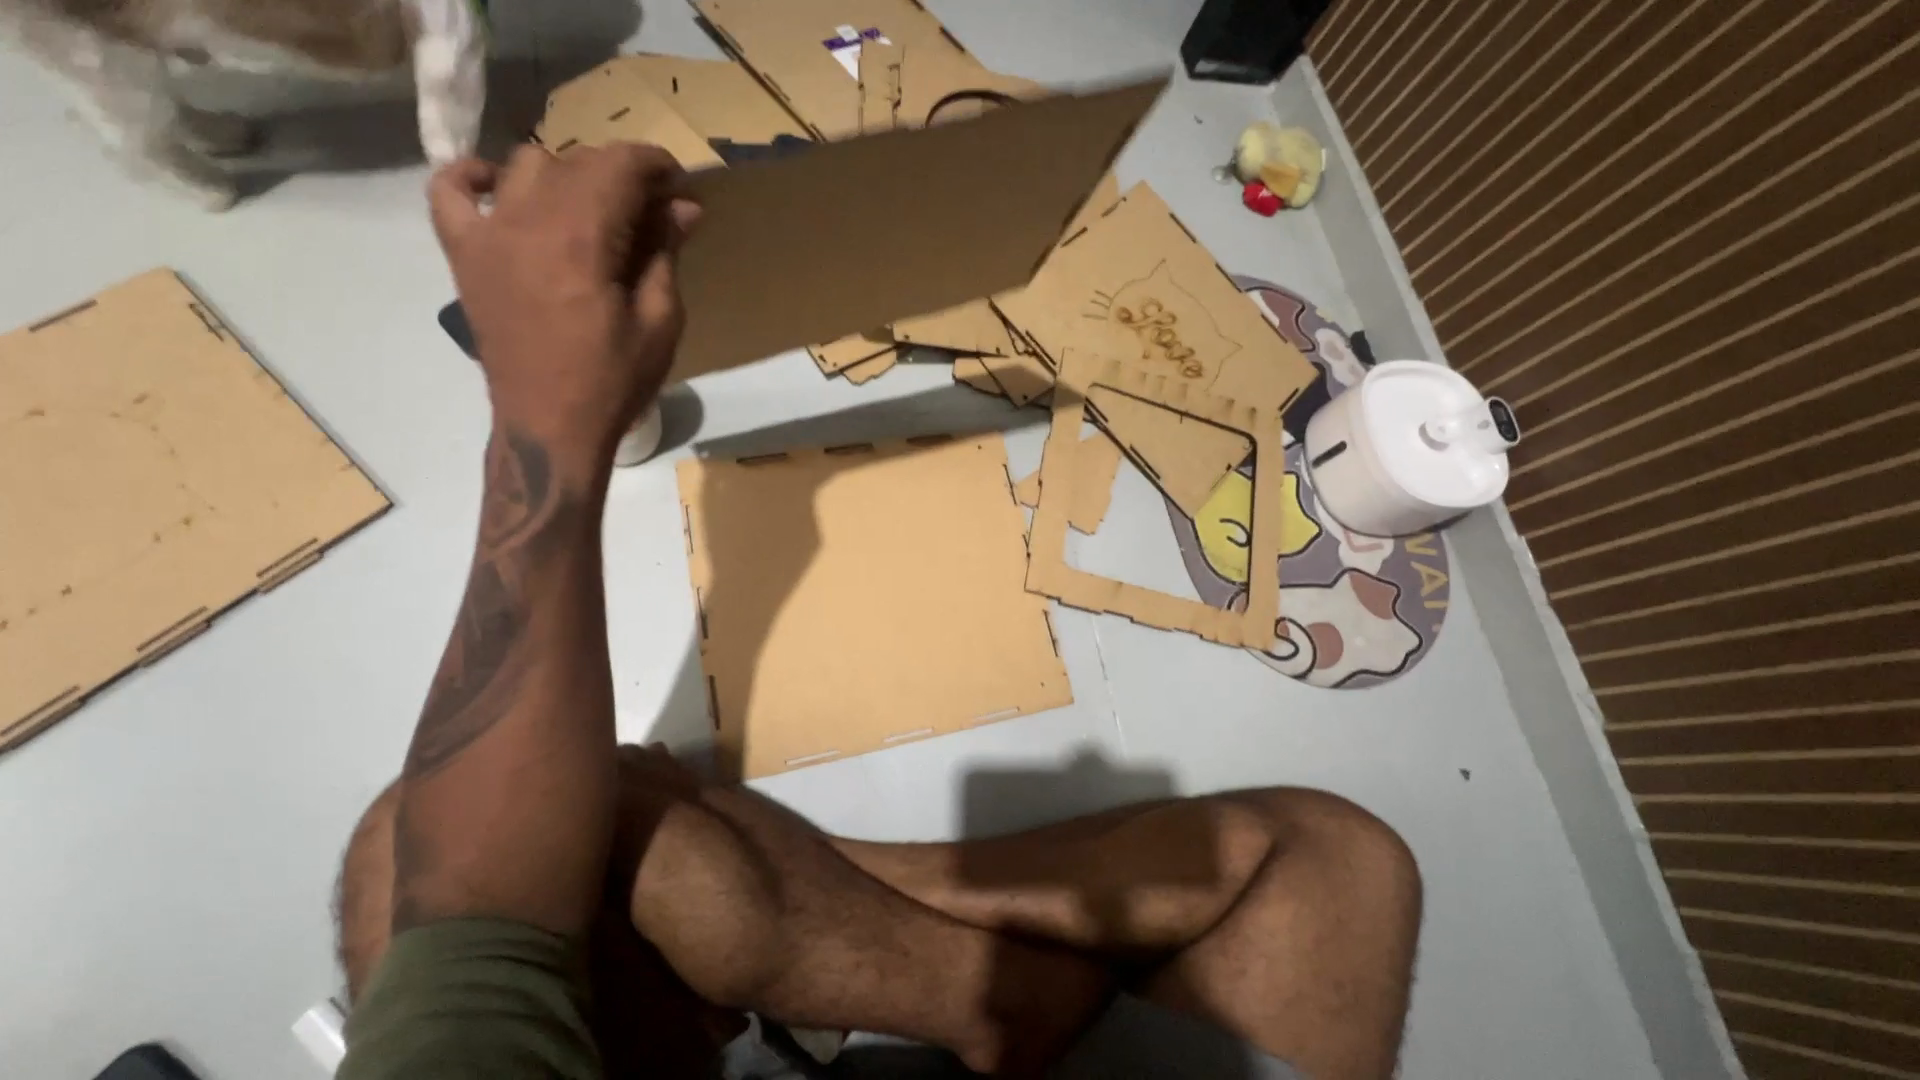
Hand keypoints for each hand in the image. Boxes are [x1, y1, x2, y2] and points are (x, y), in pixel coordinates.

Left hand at [429, 143, 702, 475]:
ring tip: (592, 210)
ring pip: (526, 166)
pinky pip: (450, 192)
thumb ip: (665, 255)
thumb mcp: (658, 322)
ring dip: (566, 175)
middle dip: (621, 175)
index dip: (654, 165)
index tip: (679, 186)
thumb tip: (683, 208)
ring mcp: (488, 235)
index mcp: (581, 240)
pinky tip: (502, 187)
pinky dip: (474, 177)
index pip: (618, 167)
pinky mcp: (465, 256)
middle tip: (651, 211)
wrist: (549, 429)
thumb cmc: (613, 382)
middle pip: (577, 163)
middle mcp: (527, 222)